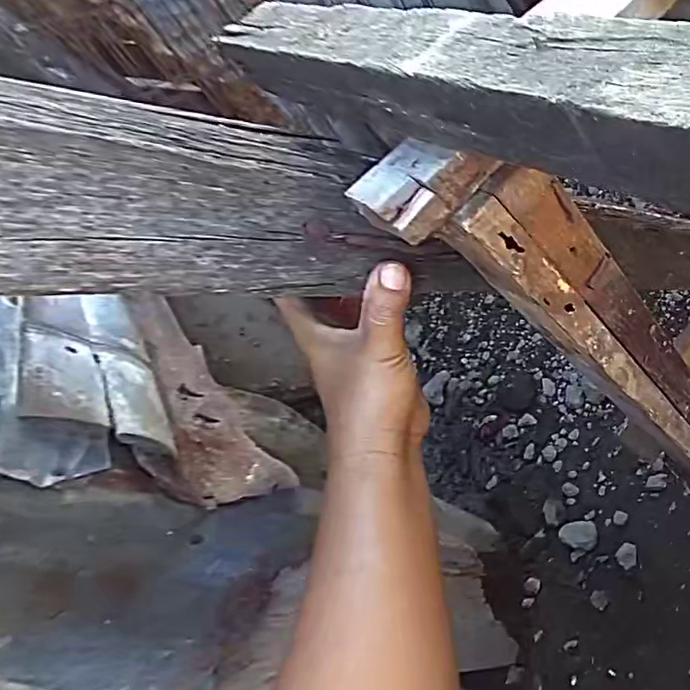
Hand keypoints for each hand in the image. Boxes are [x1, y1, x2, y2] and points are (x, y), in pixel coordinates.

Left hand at [276, 261, 429, 462]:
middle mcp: (332, 344)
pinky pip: (378, 331)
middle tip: (344, 247)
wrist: (386, 446)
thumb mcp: (378, 347)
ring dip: (360, 295)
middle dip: (332, 277)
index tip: (301, 243)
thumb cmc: (365, 409)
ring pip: (351, 316)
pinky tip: (396, 306)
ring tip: (373, 267)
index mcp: (316, 337)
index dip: (293, 268)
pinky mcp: (381, 365)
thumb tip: (390, 271)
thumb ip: (384, 307)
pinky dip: (384, 315)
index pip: (293, 295)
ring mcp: (355, 355)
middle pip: (324, 302)